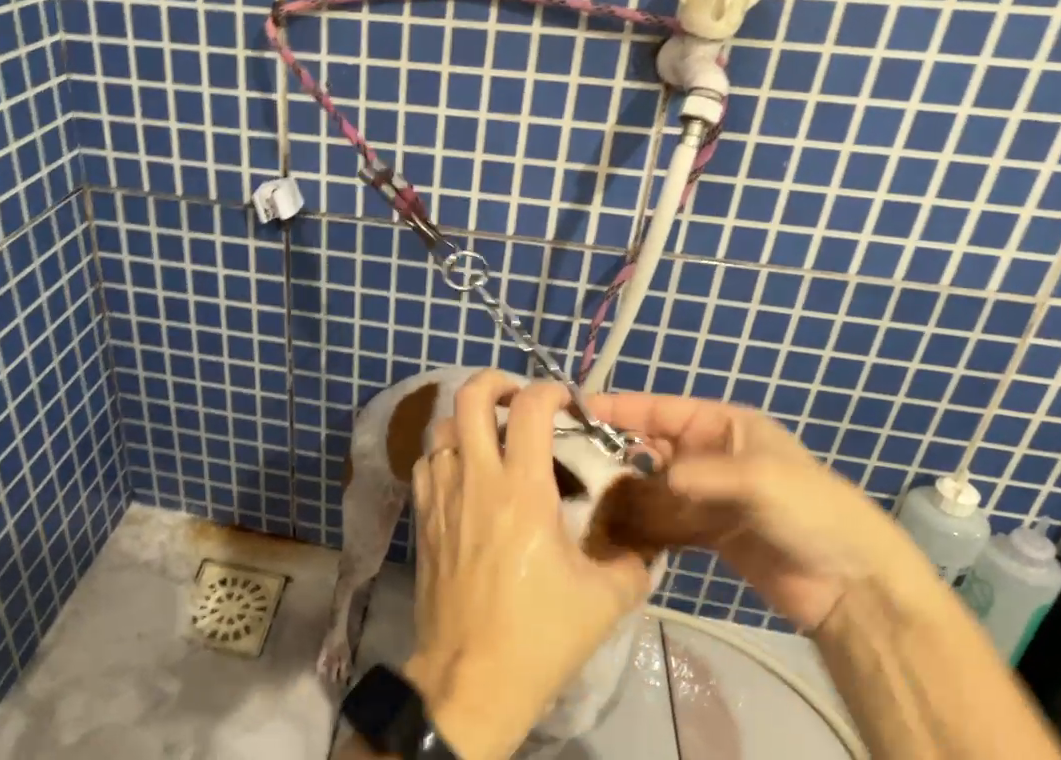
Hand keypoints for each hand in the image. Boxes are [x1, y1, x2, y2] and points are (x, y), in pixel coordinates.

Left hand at [403, 372, 654, 759]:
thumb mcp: (606, 600)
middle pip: (468, 398)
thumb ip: (630, 561)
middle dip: (494, 381)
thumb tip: (637, 547)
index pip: (529, 408)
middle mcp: (477, 479)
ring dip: (465, 419)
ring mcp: (442, 496)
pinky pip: (424, 463)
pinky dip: (443, 452)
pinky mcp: (422, 518)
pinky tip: (462, 471)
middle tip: (516, 395)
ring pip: (439, 427)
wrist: (472, 678)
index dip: (550, 390)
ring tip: (489, 432)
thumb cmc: (540, 635)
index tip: (566, 401)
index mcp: (523, 490)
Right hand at [588, 393, 929, 631]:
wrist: (853, 584)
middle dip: (613, 451)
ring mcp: (708, 495)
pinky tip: (612, 530)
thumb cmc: (810, 511)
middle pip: (650, 445)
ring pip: (652, 485)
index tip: (573, 410)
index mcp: (724, 425)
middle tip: (567, 462)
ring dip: (623, 490)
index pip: (660, 409)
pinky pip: (664, 521)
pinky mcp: (708, 532)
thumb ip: (697, 473)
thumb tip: (648, 478)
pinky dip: (642, 524)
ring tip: (580, 497)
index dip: (619, 408)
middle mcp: (710, 454)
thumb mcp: (758, 477)